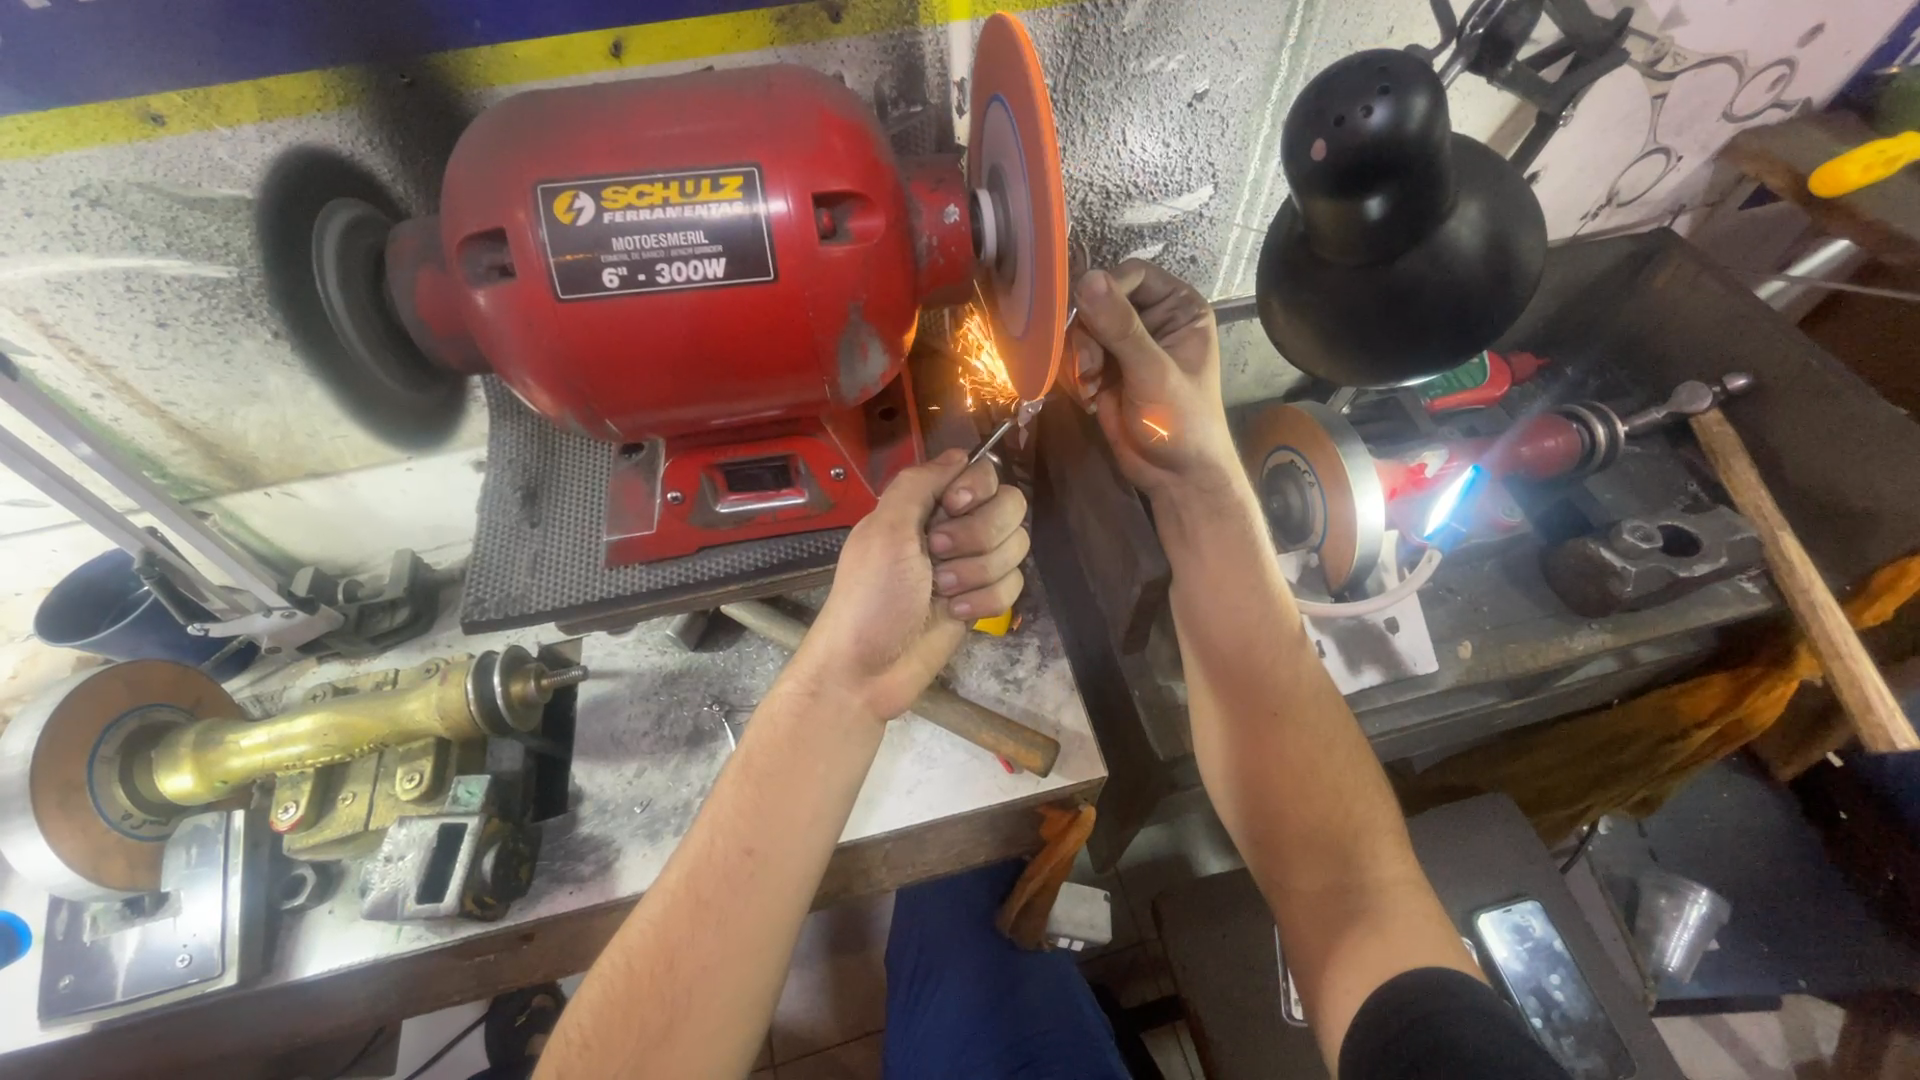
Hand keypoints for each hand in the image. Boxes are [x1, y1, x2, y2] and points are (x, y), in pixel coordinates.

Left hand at [793, 449, 1028, 723]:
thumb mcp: (884, 530)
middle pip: (1010, 507)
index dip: (977, 489)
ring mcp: (969, 565)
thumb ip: (919, 483)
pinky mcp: (981, 600)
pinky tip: (955, 614)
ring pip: (1016, 548)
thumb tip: (961, 453)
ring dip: (979, 572)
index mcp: (925, 505)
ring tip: (942, 591)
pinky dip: (985, 601)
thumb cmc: (870, 596)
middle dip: (978, 536)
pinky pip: (1013, 585)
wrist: (868, 669)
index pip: (982, 472)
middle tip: (937, 556)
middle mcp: (952, 528)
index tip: (954, 508)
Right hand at [1071, 261, 1239, 503]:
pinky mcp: (1106, 371)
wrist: (1175, 476)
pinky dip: (1077, 375)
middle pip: (1101, 301)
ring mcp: (1127, 346)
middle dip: (1088, 333)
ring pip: (1083, 329)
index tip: (1086, 320)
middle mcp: (1153, 320)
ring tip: (1091, 387)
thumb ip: (1120, 327)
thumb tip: (1087, 279)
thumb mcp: (1152, 372)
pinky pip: (1078, 356)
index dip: (1106, 292)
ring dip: (1080, 357)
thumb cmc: (1181, 422)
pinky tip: (1090, 398)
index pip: (1132, 275)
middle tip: (1090, 368)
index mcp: (1179, 308)